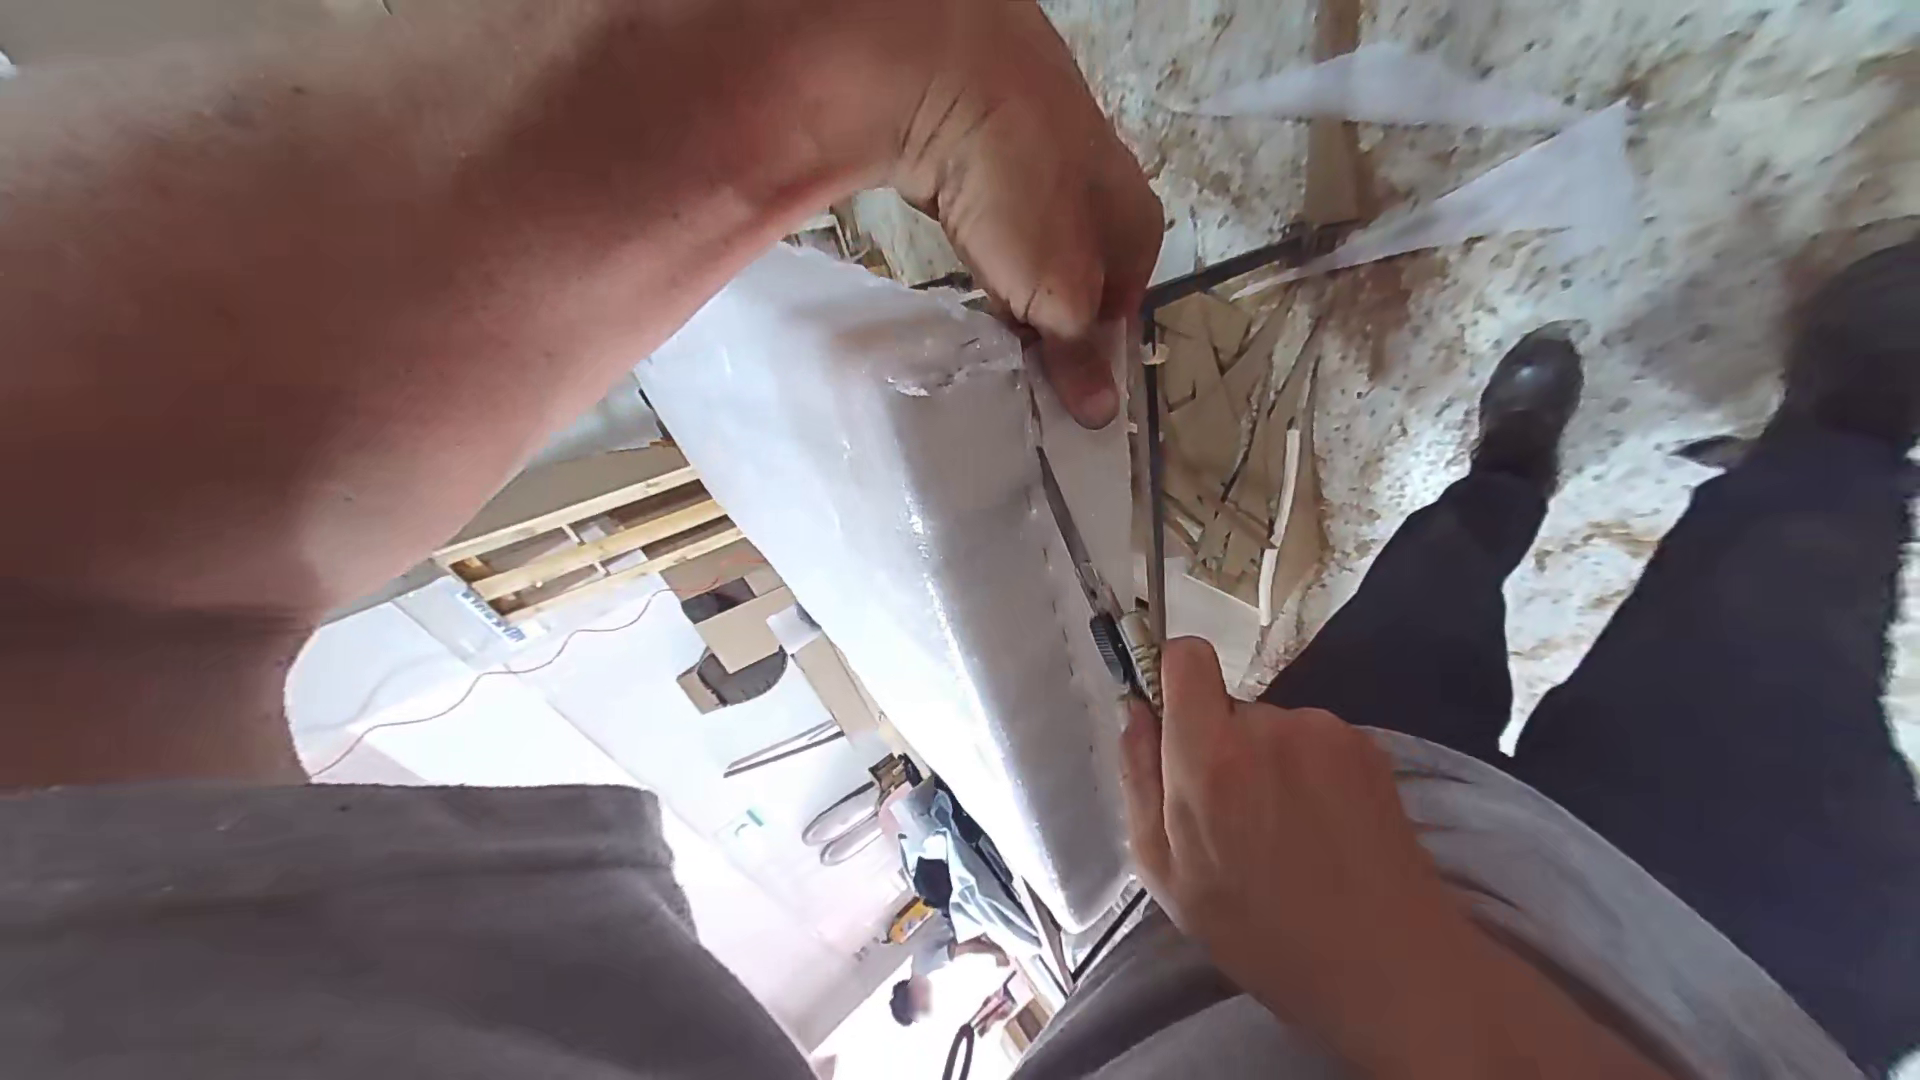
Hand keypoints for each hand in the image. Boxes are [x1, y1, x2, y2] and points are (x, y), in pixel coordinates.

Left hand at [887, 1, 1160, 427]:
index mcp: (1138, 235)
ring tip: (993, 340)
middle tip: (1017, 375)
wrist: (956, 88)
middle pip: (1078, 299)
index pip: (1117, 324)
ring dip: (1015, 311)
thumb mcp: (1060, 294)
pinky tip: (975, 294)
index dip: (1083, 363)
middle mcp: (1104, 209)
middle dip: (1047, 338)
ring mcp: (1050, 191)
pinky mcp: (1000, 184)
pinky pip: (1001, 249)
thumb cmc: (1030, 201)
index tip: (1050, 398)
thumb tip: (1103, 417)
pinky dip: (990, 277)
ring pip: (1037, 276)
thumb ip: (1078, 354)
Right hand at [1121, 640, 1675, 1079]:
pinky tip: (1322, 825)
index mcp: (1210, 756)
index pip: (1186, 657)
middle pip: (1223, 700)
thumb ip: (1137, 775)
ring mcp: (1325, 732)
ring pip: (1268, 723)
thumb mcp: (1163, 868)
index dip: (1173, 673)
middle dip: (1217, 737)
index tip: (1175, 715)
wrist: (1393, 974)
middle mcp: (1269, 727)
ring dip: (1264, 756)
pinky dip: (1306, 767)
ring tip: (1284, 824)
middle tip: (1233, 806)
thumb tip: (1134, 709)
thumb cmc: (1258, 929)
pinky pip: (1310, 737)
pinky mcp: (1367, 746)